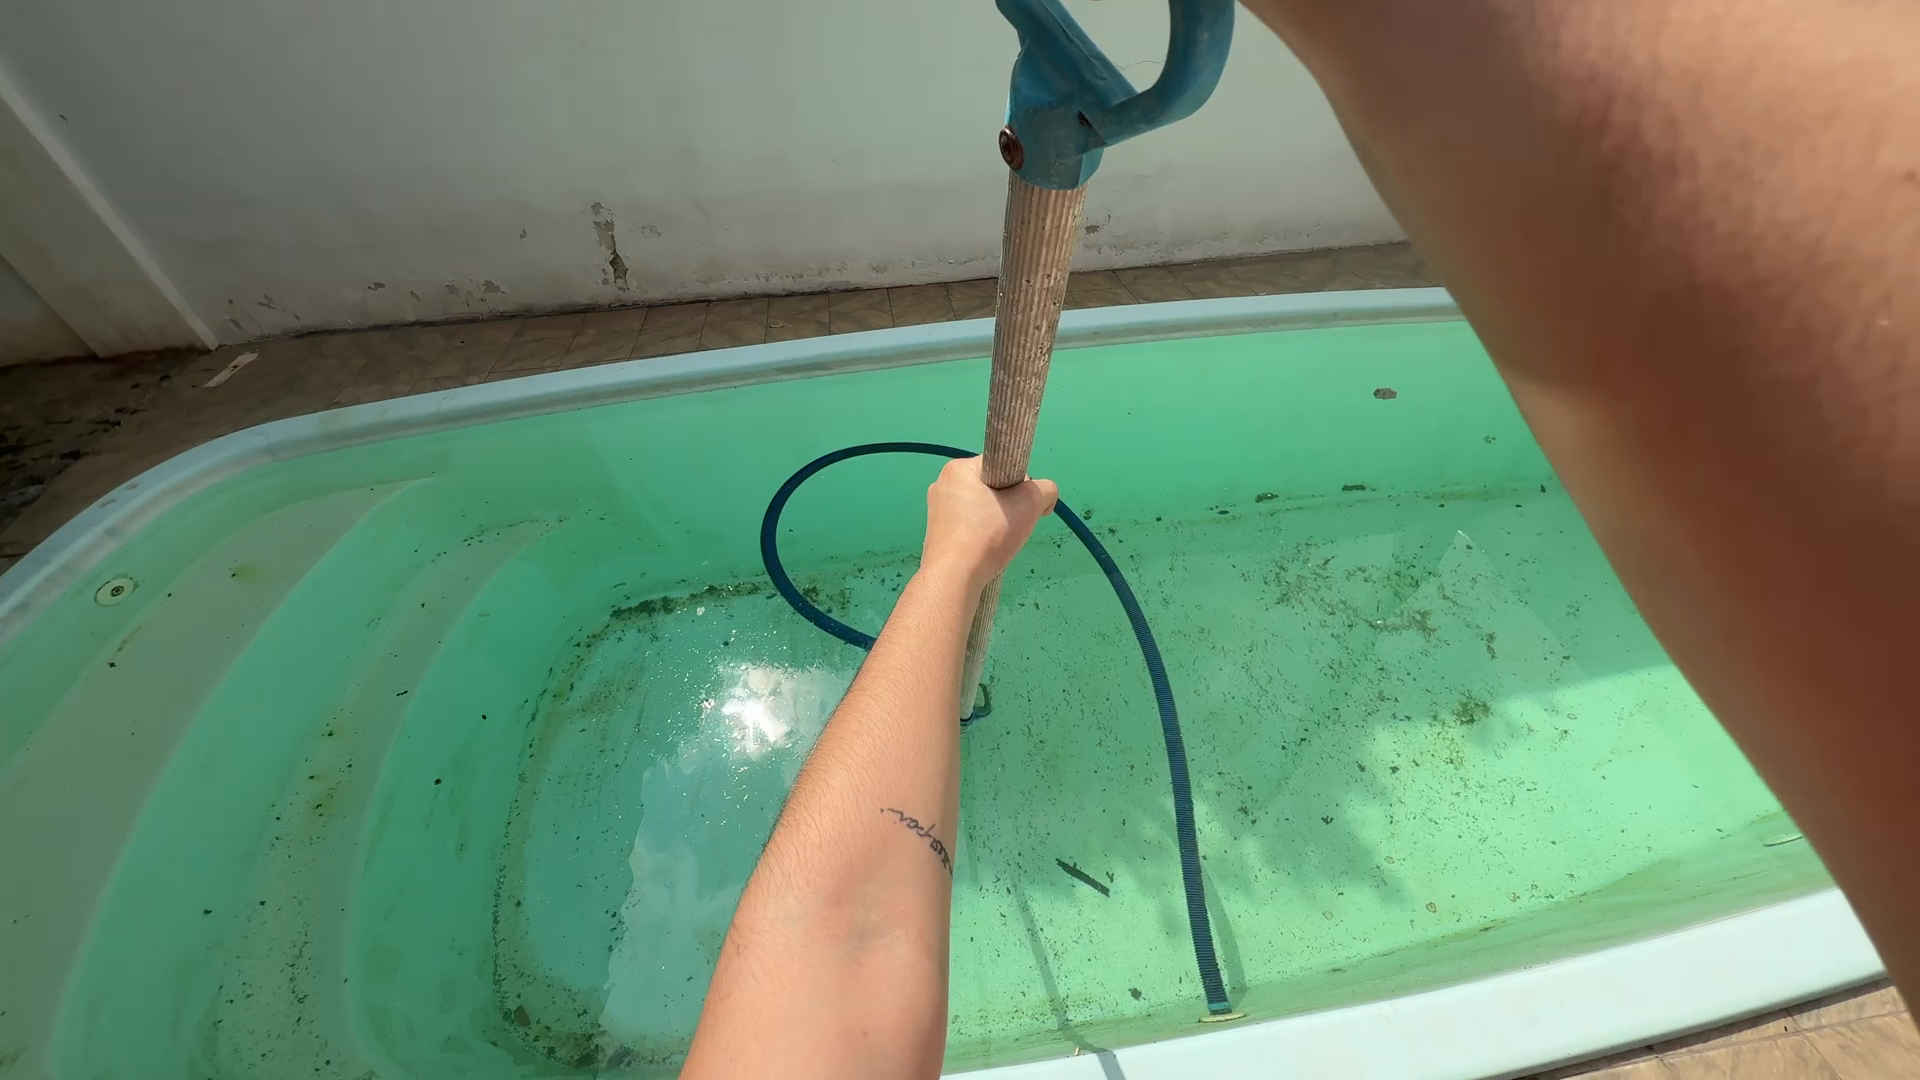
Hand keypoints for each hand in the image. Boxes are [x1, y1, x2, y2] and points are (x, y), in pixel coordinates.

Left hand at [920, 457, 1058, 591]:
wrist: (955, 577)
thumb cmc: (989, 534)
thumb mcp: (1030, 503)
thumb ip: (1046, 489)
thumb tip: (1044, 496)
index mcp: (958, 468)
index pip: (1000, 466)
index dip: (1019, 484)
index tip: (1023, 505)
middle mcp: (941, 484)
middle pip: (990, 487)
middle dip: (1008, 505)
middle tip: (1013, 526)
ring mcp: (936, 510)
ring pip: (979, 508)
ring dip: (995, 521)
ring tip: (998, 541)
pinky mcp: (935, 533)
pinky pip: (967, 526)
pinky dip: (980, 534)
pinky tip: (984, 550)